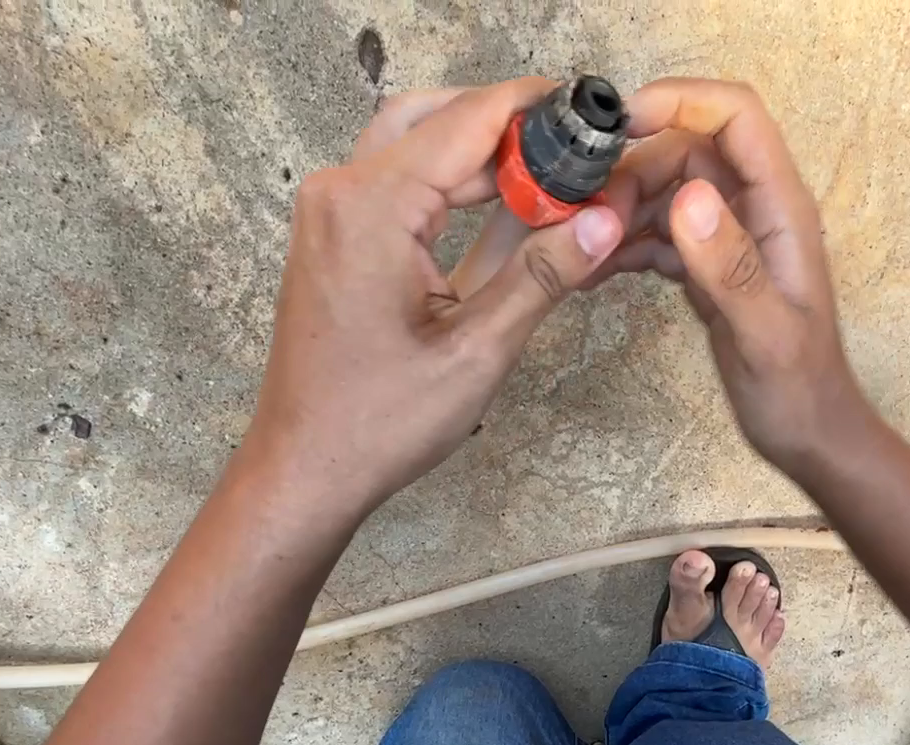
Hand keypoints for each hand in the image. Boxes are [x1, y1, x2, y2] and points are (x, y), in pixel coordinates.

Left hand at [249, 79, 627, 516]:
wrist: (307, 467)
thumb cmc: (380, 421)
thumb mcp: (477, 351)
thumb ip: (542, 277)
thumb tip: (603, 223)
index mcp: (371, 208)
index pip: (468, 121)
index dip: (536, 111)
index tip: (589, 118)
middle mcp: (340, 192)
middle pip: (438, 120)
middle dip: (511, 133)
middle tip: (576, 158)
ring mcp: (331, 214)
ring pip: (416, 148)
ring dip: (481, 159)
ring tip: (549, 186)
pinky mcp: (335, 240)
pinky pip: (398, 188)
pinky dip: (450, 190)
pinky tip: (499, 215)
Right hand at [601, 79, 871, 470]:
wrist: (807, 432)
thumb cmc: (799, 390)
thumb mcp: (766, 335)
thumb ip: (732, 268)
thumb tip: (687, 196)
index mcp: (781, 211)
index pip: (737, 119)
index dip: (680, 101)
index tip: (620, 122)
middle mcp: (756, 213)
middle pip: (690, 151)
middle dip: (637, 169)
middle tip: (591, 215)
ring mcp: (731, 241)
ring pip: (669, 193)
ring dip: (625, 210)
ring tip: (586, 249)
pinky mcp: (710, 269)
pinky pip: (663, 237)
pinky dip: (629, 246)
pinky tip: (599, 271)